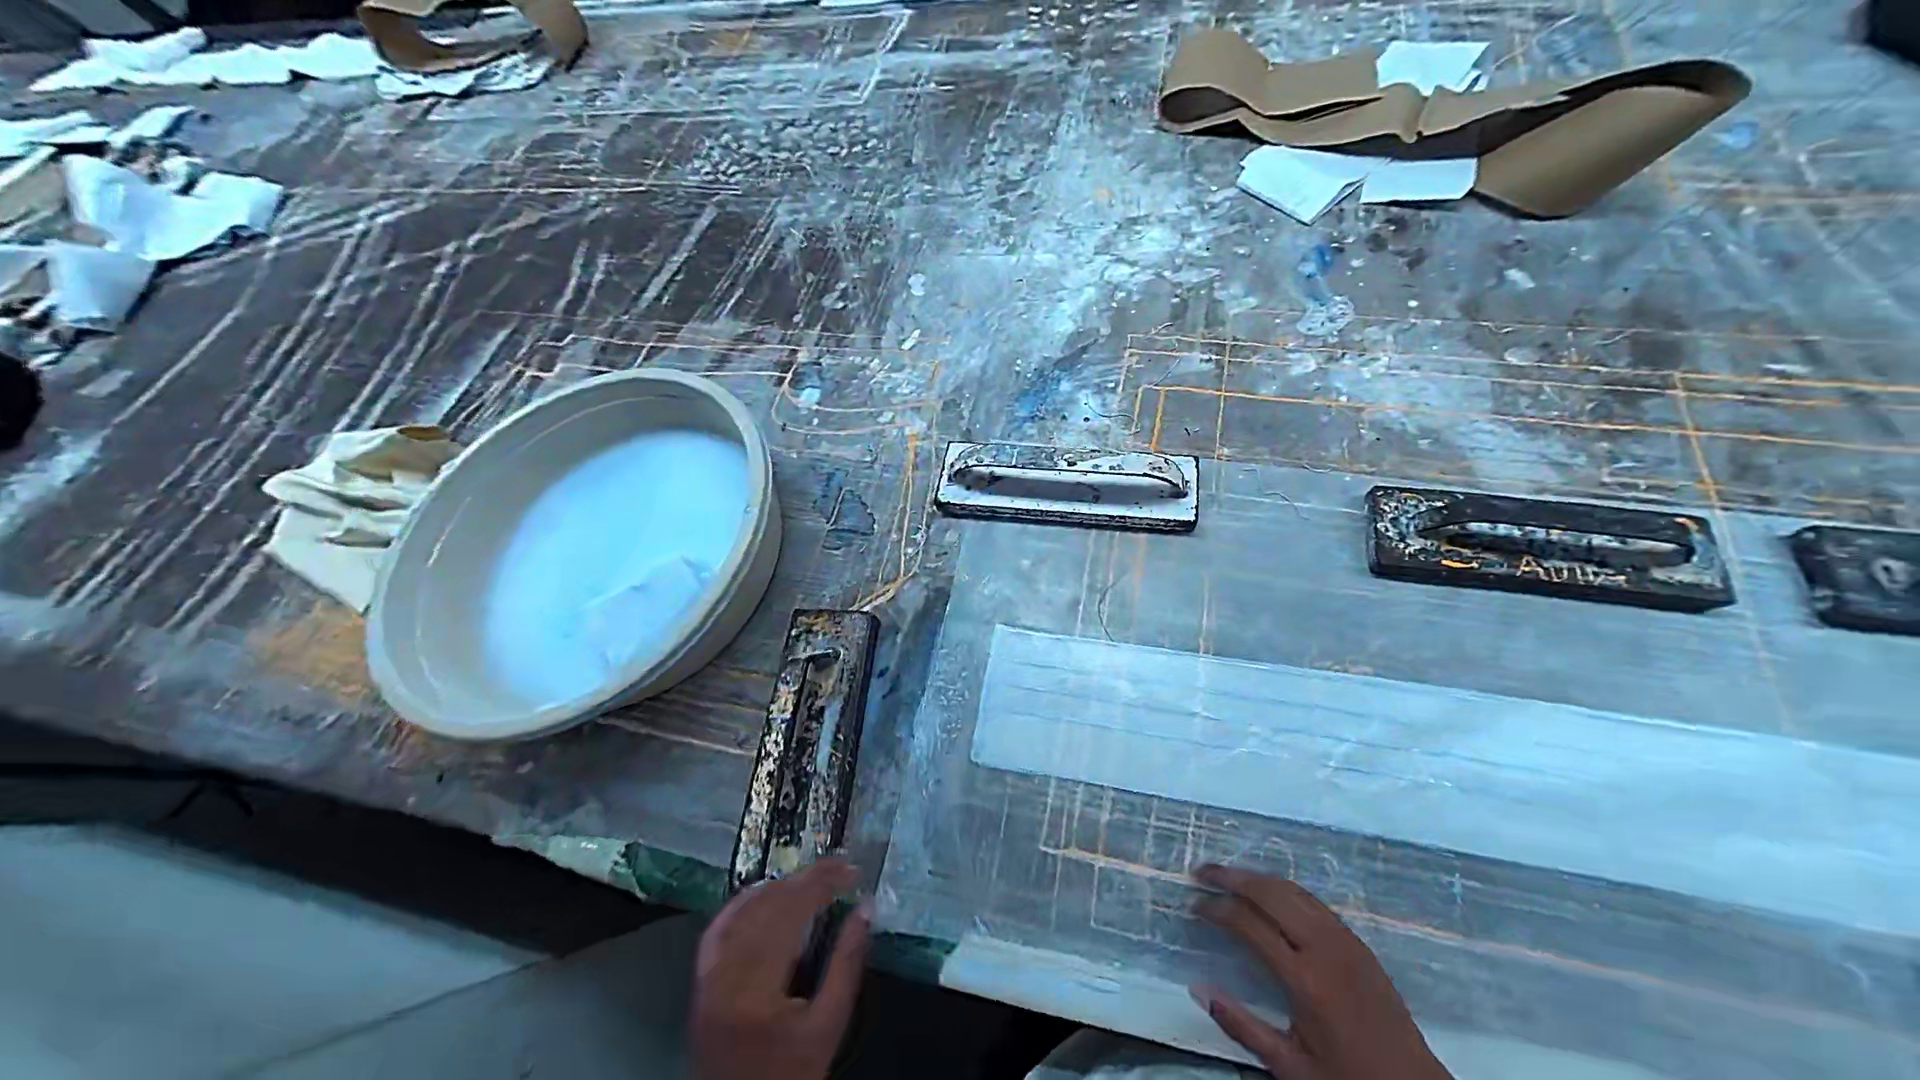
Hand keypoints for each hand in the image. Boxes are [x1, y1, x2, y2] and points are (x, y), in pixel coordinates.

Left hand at [691, 859, 870, 1079]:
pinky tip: (765, 891)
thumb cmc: (792, 1078)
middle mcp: (724, 977)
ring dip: (779, 887)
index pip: (790, 915)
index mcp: (757, 991)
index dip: (821, 885)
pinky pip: (718, 929)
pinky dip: (743, 904)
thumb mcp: (830, 1027)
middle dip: (806, 880)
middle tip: (839, 867)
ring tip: (812, 877)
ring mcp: (707, 979)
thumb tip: (865, 909)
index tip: (850, 871)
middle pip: (767, 907)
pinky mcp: (700, 984)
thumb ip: (847, 964)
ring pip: (743, 912)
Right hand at [1190, 864, 1451, 1079]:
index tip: (1194, 905)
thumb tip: (1198, 990)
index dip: (1217, 909)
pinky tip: (1269, 894)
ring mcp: (1345, 941)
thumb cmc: (1348, 1079)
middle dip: (1232, 877)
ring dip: (1257, 878)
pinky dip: (1283, 889)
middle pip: (1270, 893)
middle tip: (1202, 872)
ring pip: (1293, 890)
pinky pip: (1313, 901)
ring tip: (1228, 875)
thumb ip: (1242, 1027)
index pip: (1249, 924)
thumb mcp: (1291, 1067)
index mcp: (1305, 980)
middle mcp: (1325, 949)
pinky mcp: (1359, 943)